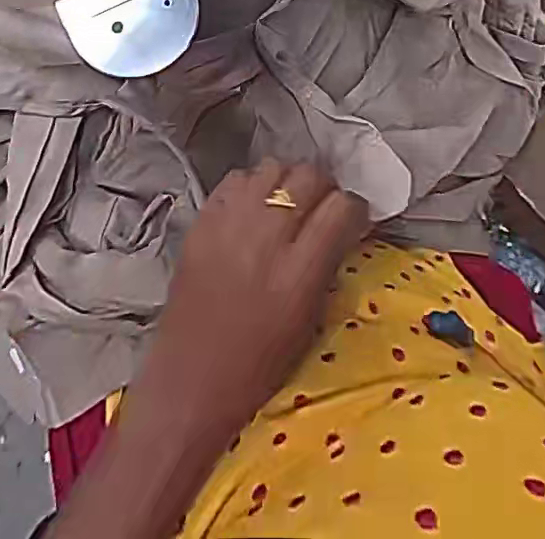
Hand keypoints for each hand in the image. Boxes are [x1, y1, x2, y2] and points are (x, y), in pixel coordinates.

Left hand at [131, 160, 369, 442]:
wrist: (191, 377)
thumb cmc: (258, 364)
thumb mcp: (309, 319)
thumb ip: (326, 264)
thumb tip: (342, 226)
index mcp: (298, 271)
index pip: (340, 208)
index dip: (354, 207)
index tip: (353, 216)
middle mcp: (265, 237)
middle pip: (308, 177)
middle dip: (324, 186)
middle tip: (322, 204)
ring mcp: (229, 223)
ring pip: (272, 167)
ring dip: (287, 179)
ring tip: (287, 199)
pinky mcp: (202, 220)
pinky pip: (236, 178)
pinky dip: (251, 185)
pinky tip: (253, 205)